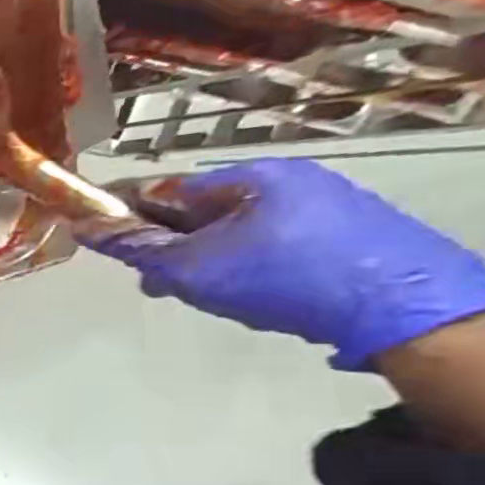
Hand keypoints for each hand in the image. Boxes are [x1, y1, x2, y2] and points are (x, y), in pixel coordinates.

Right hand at [81, 158, 484, 370]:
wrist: (402, 307)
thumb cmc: (281, 278)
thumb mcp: (191, 267)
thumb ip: (135, 247)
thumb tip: (82, 226)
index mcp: (251, 177)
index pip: (164, 188)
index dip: (126, 213)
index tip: (102, 240)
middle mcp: (287, 178)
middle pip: (198, 209)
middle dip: (167, 244)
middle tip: (155, 281)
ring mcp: (322, 202)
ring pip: (232, 228)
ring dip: (202, 257)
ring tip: (196, 291)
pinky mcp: (344, 230)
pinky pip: (268, 239)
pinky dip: (240, 262)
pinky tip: (241, 290)